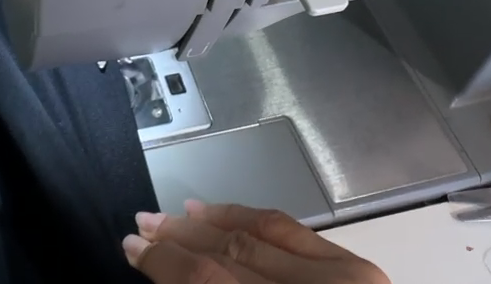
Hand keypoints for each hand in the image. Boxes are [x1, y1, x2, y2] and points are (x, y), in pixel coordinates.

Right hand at [124, 201, 390, 283]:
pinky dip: (245, 217)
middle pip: (225, 255)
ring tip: (170, 216)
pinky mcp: (359, 269)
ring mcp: (338, 281)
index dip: (163, 262)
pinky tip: (216, 213)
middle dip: (177, 239)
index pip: (205, 281)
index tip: (132, 247)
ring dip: (205, 222)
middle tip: (142, 226)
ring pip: (253, 235)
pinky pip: (288, 228)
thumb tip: (168, 276)